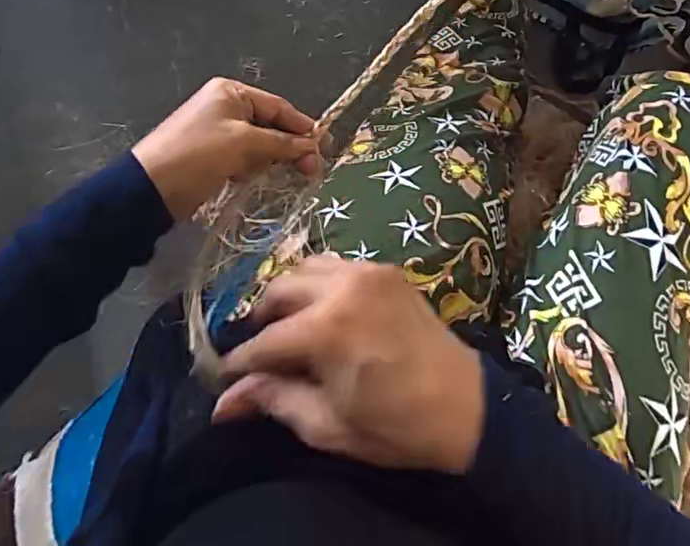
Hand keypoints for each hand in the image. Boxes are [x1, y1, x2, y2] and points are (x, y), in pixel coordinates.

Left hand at [132, 78, 322, 219]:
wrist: (151, 187)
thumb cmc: (198, 154)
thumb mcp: (243, 143)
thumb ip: (281, 143)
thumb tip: (313, 146)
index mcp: (231, 93)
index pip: (277, 106)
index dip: (301, 127)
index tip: (323, 149)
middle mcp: (225, 107)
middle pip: (270, 125)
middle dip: (285, 147)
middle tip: (308, 171)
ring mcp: (217, 132)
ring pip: (258, 145)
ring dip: (263, 161)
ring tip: (255, 174)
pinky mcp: (212, 155)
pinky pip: (242, 159)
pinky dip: (247, 169)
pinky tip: (241, 180)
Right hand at [211, 255, 484, 474]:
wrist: (466, 406)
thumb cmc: (396, 425)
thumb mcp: (328, 425)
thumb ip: (273, 401)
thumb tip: (223, 403)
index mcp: (325, 331)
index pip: (264, 341)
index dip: (240, 360)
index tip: (224, 373)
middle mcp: (339, 288)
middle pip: (277, 291)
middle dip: (261, 320)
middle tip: (261, 348)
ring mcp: (363, 271)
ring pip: (303, 269)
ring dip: (289, 295)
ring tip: (291, 324)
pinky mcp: (382, 268)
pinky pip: (334, 264)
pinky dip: (318, 282)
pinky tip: (324, 307)